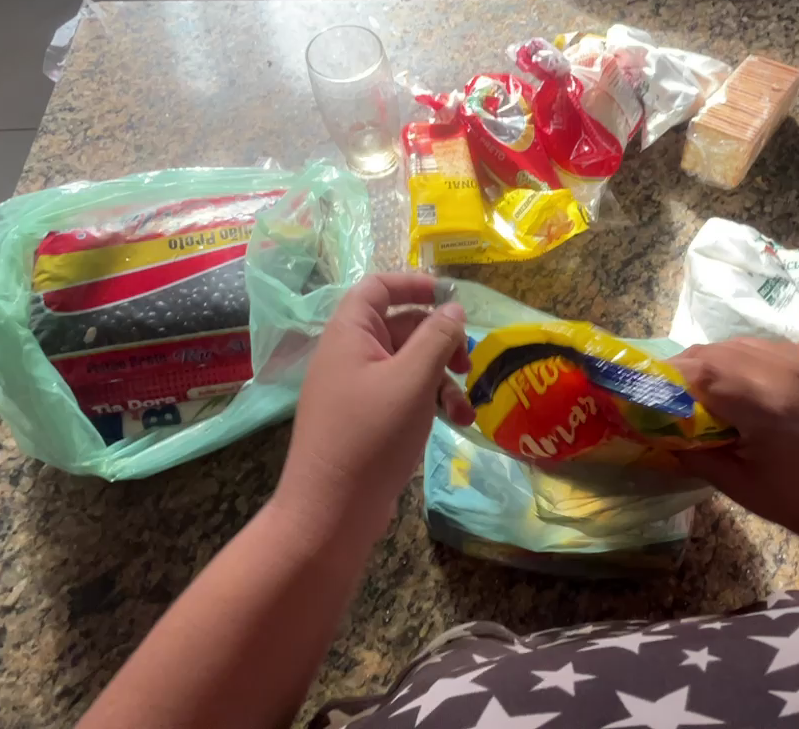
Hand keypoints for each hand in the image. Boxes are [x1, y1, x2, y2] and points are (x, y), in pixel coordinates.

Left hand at [276, 273, 472, 536]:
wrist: (330, 514)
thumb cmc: (370, 436)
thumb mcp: (412, 380)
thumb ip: (437, 338)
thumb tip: (454, 308)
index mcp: (350, 334)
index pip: (378, 287)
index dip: (414, 284)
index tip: (451, 296)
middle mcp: (350, 355)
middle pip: (401, 326)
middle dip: (440, 340)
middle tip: (468, 361)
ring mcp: (357, 389)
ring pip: (408, 364)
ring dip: (442, 378)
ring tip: (466, 406)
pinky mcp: (366, 419)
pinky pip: (403, 394)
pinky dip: (430, 401)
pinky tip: (455, 422)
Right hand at [672, 337, 798, 556]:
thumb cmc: (788, 499)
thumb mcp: (732, 482)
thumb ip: (691, 449)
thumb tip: (651, 429)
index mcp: (767, 406)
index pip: (705, 372)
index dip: (668, 376)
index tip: (641, 388)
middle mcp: (780, 374)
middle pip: (713, 353)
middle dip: (680, 368)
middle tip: (656, 390)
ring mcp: (791, 363)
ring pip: (728, 344)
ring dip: (702, 362)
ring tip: (684, 388)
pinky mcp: (795, 362)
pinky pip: (747, 346)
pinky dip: (724, 357)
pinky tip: (716, 381)